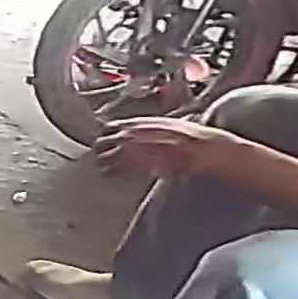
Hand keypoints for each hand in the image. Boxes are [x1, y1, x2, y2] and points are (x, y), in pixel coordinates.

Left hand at [94, 117, 252, 178]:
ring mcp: (127, 150)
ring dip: (104, 165)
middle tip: (105, 160)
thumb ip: (148, 126)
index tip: (109, 144)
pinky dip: (112, 175)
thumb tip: (143, 129)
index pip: (107, 128)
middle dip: (102, 152)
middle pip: (100, 144)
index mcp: (135, 123)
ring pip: (102, 159)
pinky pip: (112, 172)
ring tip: (110, 170)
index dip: (108, 137)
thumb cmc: (187, 135)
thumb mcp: (164, 121)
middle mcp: (126, 135)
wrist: (197, 147)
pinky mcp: (131, 166)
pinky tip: (117, 177)